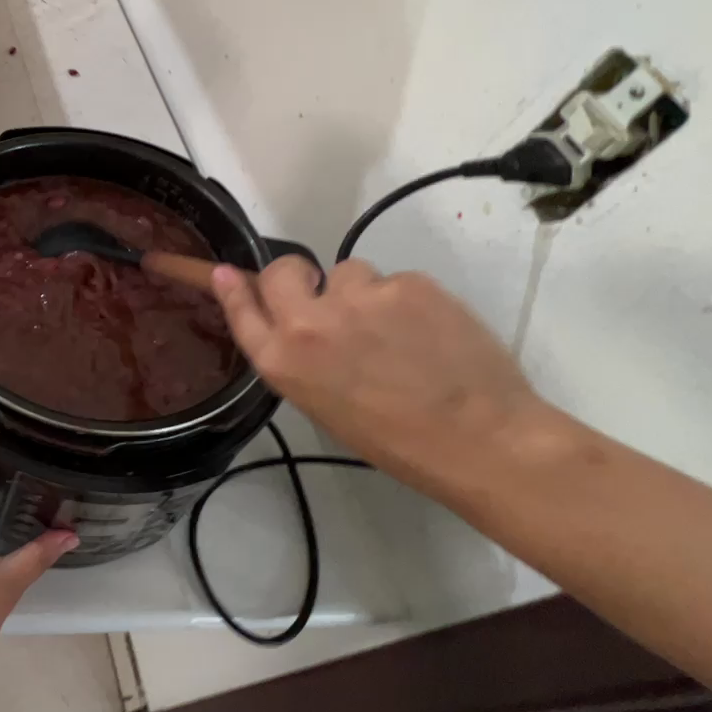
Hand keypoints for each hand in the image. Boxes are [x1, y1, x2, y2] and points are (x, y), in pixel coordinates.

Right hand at [209, 258, 547, 490]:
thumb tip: (283, 319)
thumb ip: (293, 355)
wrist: (483, 441)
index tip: (227, 272)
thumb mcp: (319, 402)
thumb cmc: (395, 439)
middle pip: (283, 270)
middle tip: (325, 296)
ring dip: (363, 293)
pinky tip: (430, 331)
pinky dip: (408, 300)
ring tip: (397, 330)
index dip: (232, 287)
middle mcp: (308, 323)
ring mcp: (357, 298)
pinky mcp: (407, 284)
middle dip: (298, 276)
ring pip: (348, 272)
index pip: (240, 307)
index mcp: (281, 361)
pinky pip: (395, 280)